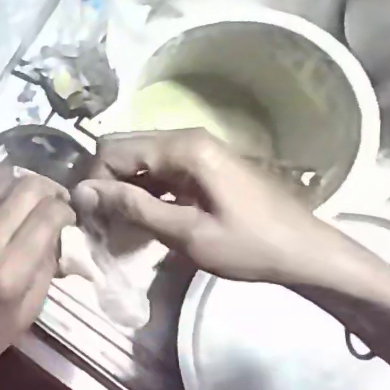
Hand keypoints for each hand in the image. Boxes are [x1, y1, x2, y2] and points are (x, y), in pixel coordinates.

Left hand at [0, 174, 75, 389]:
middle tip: (58, 200)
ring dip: (25, 184)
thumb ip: (47, 263)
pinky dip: (1, 189)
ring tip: (37, 196)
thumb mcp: (32, 307)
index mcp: (8, 275)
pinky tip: (13, 198)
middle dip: (49, 189)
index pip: (46, 217)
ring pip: (0, 183)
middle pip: (25, 190)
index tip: (70, 216)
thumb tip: (59, 228)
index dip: (65, 209)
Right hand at [72, 129, 385, 292]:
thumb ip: (134, 209)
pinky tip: (145, 221)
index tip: (92, 220)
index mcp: (183, 147)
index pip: (112, 150)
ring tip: (120, 228)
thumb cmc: (250, 246)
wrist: (305, 251)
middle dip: (106, 184)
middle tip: (104, 224)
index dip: (95, 183)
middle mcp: (186, 138)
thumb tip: (84, 193)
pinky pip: (159, 171)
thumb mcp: (187, 233)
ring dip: (124, 190)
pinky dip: (145, 193)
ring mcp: (197, 150)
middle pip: (123, 149)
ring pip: (140, 161)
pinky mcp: (203, 166)